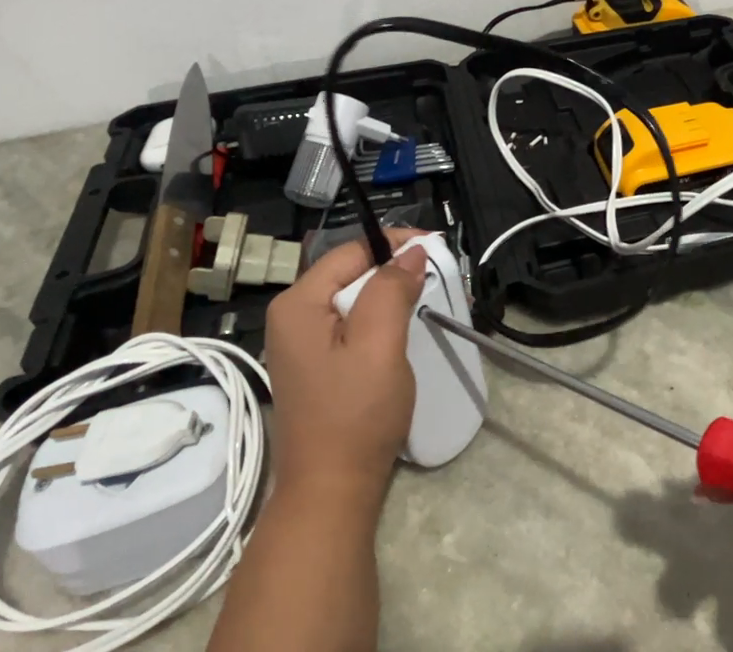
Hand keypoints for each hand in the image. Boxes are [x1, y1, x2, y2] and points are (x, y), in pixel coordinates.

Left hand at [263, 228, 426, 494]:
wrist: (332, 489)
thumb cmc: (355, 414)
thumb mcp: (379, 345)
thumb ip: (391, 290)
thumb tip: (411, 253)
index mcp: (298, 305)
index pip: (351, 252)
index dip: (395, 243)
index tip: (438, 246)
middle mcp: (292, 317)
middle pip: (350, 274)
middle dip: (395, 271)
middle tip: (440, 277)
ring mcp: (301, 344)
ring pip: (353, 301)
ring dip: (391, 297)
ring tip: (430, 300)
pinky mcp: (316, 366)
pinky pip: (351, 327)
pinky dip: (381, 322)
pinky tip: (405, 331)